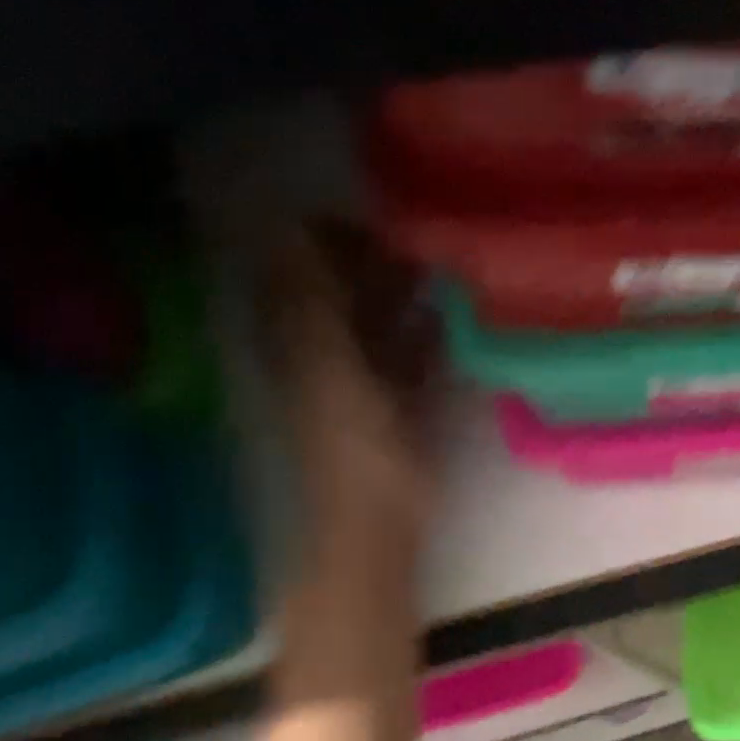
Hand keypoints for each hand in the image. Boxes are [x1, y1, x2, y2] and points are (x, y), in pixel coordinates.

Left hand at [258, 218, 441, 577]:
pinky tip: (447, 321)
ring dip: (401, 295)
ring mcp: (360, 380)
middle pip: (339, 291)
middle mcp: (321, 351)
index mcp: (296, 337)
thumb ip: (310, 299)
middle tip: (420, 240)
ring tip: (441, 269)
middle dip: (373, 261)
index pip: (298, 267)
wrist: (377, 518)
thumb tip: (292, 226)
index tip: (376, 221)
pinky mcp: (395, 407)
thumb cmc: (354, 444)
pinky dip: (421, 336)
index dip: (328, 237)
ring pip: (375, 323)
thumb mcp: (326, 365)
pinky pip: (405, 359)